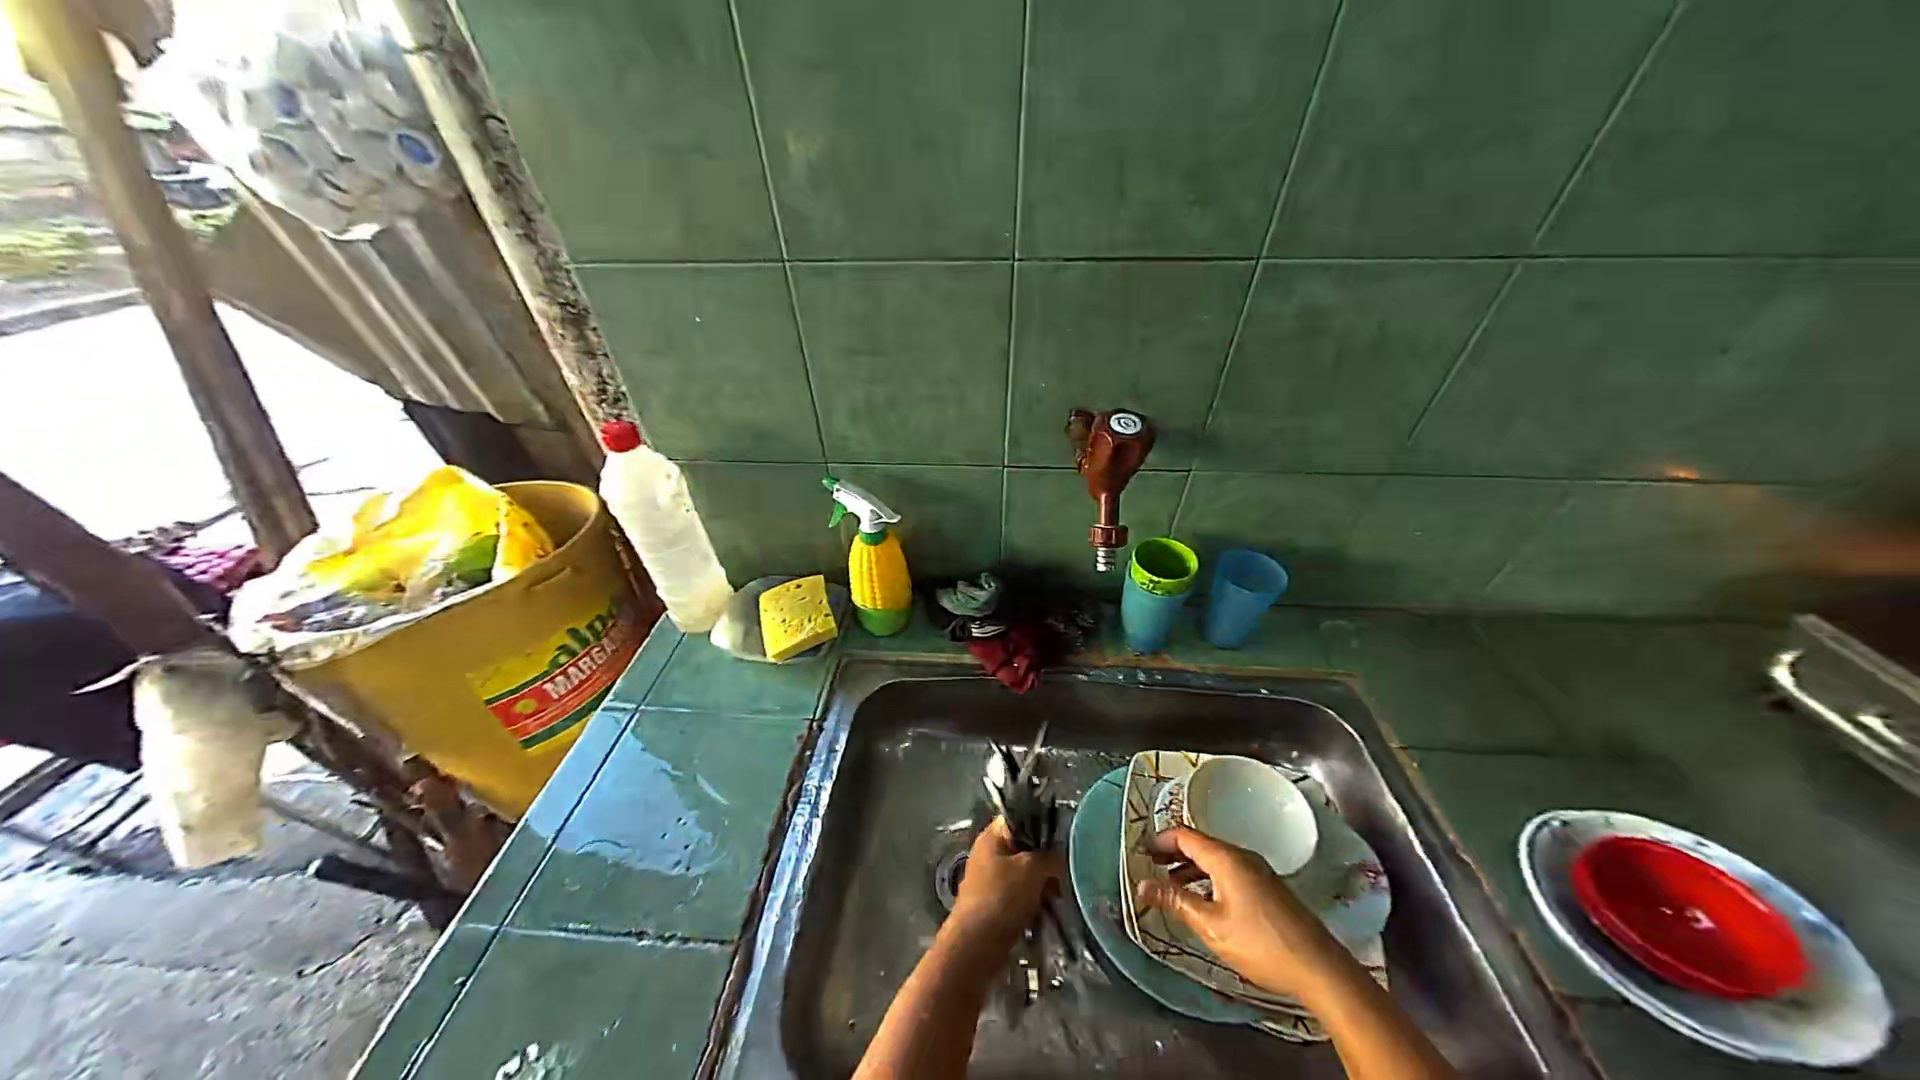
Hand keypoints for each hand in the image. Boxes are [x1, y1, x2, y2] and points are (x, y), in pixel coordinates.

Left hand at [948, 817, 1060, 942]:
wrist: (977, 945)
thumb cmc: (1002, 896)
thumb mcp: (1031, 869)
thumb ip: (1050, 857)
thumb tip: (1060, 858)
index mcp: (992, 838)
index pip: (1018, 819)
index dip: (1039, 824)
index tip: (1061, 837)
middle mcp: (990, 855)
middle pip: (1025, 850)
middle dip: (1045, 862)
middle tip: (1063, 873)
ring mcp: (992, 882)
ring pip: (1025, 876)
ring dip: (1043, 886)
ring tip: (1059, 896)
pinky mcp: (997, 905)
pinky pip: (1022, 897)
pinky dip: (1035, 903)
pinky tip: (1048, 911)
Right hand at [1135, 826, 1350, 1000]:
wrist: (1319, 968)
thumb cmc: (1260, 944)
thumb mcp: (1210, 925)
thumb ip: (1175, 901)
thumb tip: (1141, 885)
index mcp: (1226, 858)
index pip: (1184, 835)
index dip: (1159, 840)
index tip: (1140, 851)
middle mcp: (1241, 856)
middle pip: (1199, 843)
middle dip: (1172, 852)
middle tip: (1149, 864)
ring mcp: (1257, 871)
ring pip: (1214, 857)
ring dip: (1189, 866)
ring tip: (1169, 883)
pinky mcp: (1266, 887)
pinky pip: (1228, 869)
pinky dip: (1207, 875)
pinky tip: (1201, 898)